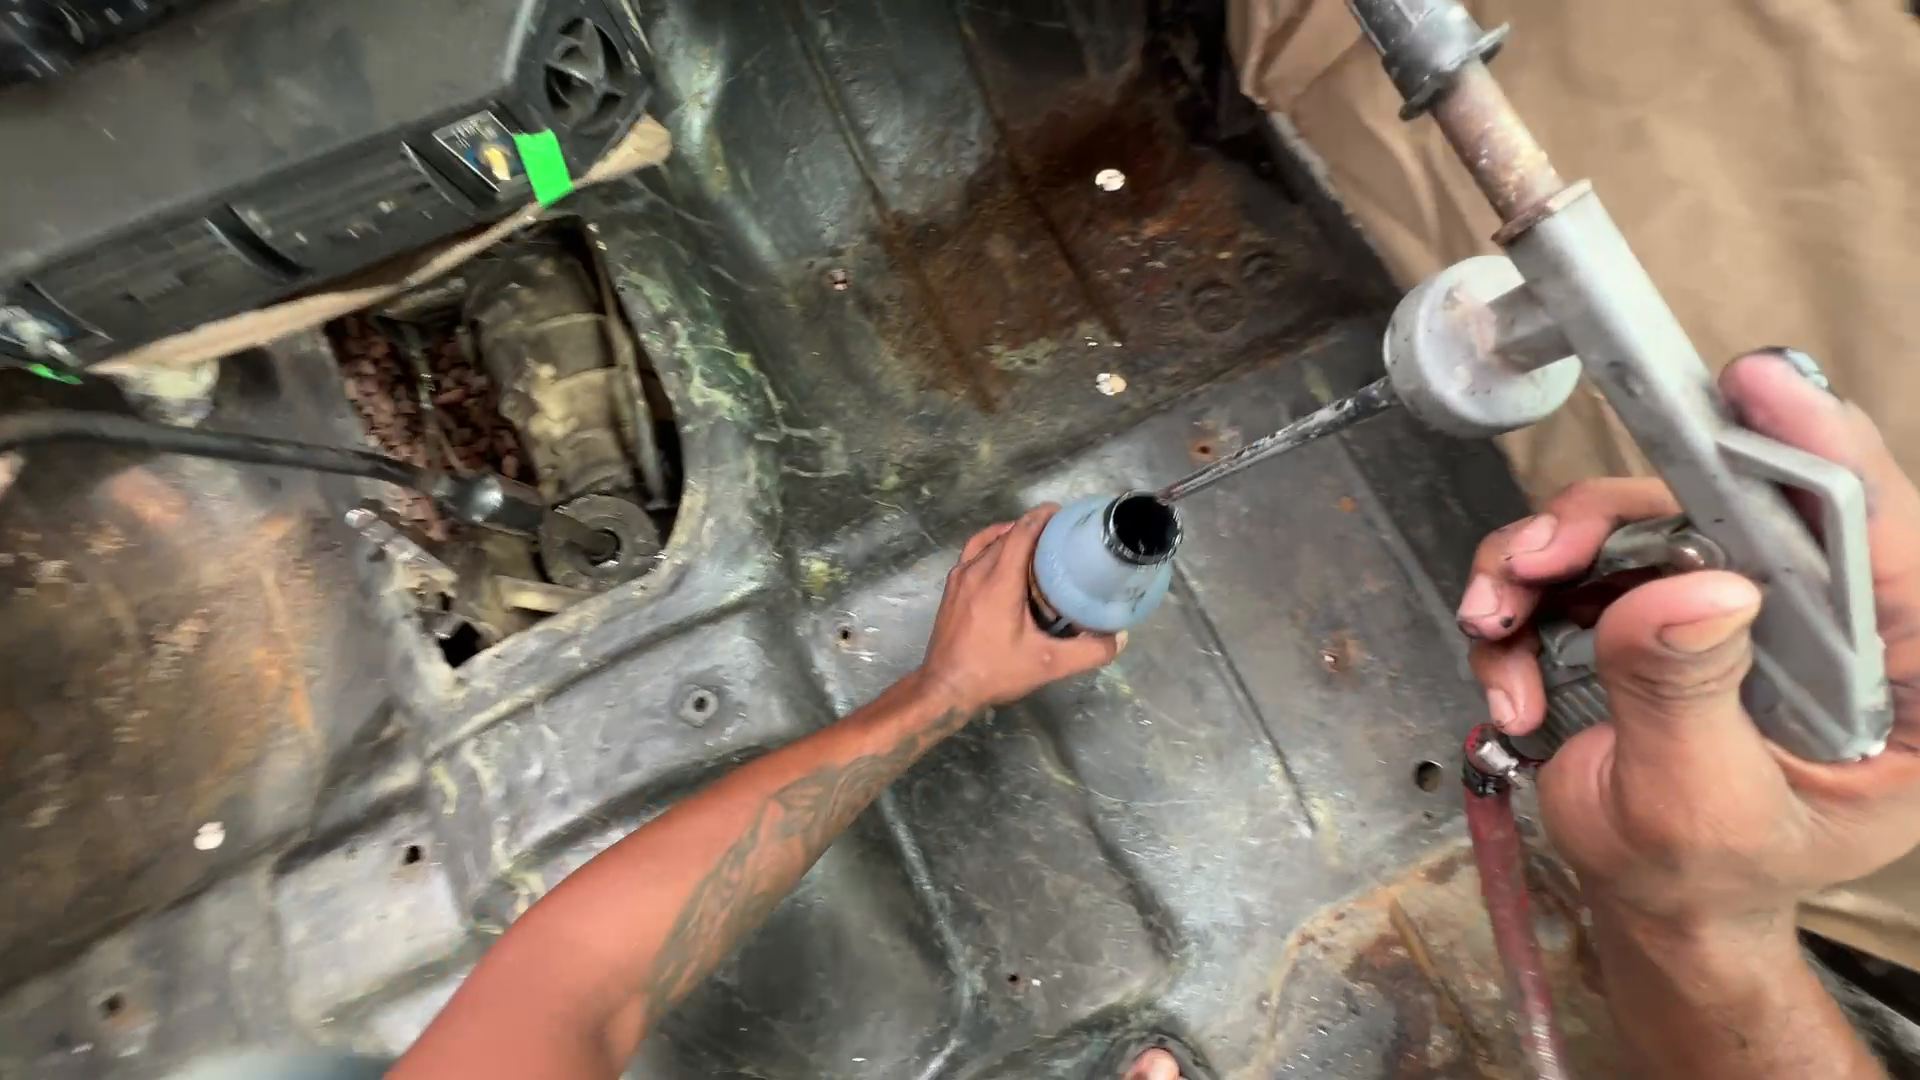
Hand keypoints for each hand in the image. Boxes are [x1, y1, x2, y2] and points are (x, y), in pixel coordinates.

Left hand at [916, 504, 1124, 713]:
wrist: (945, 688)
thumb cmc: (993, 672)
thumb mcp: (1047, 665)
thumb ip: (1087, 651)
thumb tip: (1119, 638)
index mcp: (999, 580)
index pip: (1022, 531)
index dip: (1043, 516)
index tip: (1065, 515)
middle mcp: (976, 570)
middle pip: (1007, 533)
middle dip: (1034, 527)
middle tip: (1061, 536)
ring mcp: (959, 577)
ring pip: (988, 541)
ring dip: (1012, 535)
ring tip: (1037, 546)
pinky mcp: (951, 588)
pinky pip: (974, 553)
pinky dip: (993, 547)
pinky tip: (1007, 563)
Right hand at [1461, 350, 1919, 933]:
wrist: (1640, 890)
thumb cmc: (1699, 868)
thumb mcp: (1697, 799)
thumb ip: (1689, 694)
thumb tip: (1696, 586)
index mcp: (1885, 673)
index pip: (1874, 542)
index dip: (1815, 454)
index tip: (1757, 384)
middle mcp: (1792, 621)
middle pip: (1694, 517)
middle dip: (1590, 533)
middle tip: (1521, 568)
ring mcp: (1698, 614)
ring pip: (1602, 540)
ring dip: (1524, 578)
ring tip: (1485, 631)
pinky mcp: (1624, 620)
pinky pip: (1550, 585)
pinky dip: (1506, 626)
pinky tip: (1505, 687)